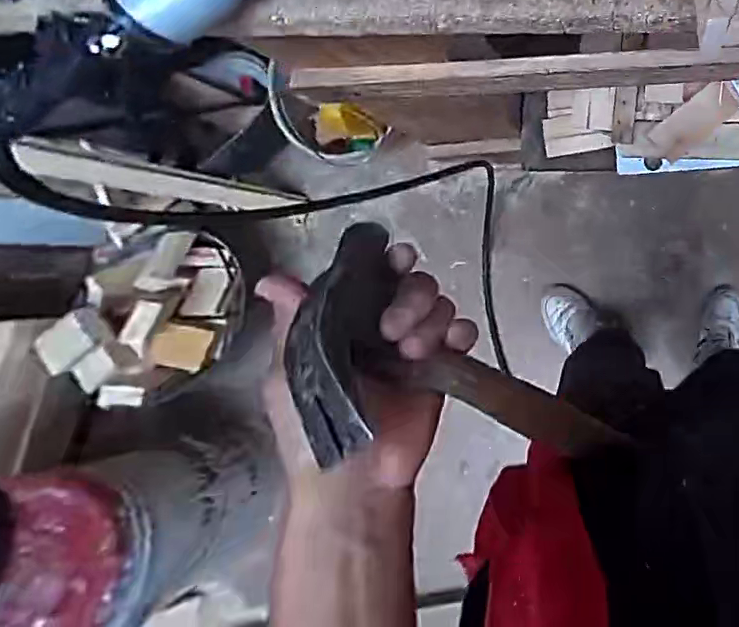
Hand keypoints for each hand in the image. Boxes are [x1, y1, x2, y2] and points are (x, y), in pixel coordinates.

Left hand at [256, 244, 479, 494]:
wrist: (354, 477)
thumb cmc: (312, 428)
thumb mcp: (290, 375)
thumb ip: (294, 324)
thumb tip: (275, 280)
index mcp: (347, 321)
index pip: (374, 275)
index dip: (389, 261)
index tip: (397, 260)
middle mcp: (384, 325)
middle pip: (414, 283)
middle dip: (411, 297)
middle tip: (393, 328)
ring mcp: (417, 343)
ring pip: (440, 303)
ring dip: (430, 319)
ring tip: (412, 352)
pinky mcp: (443, 363)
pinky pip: (463, 332)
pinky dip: (460, 332)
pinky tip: (449, 347)